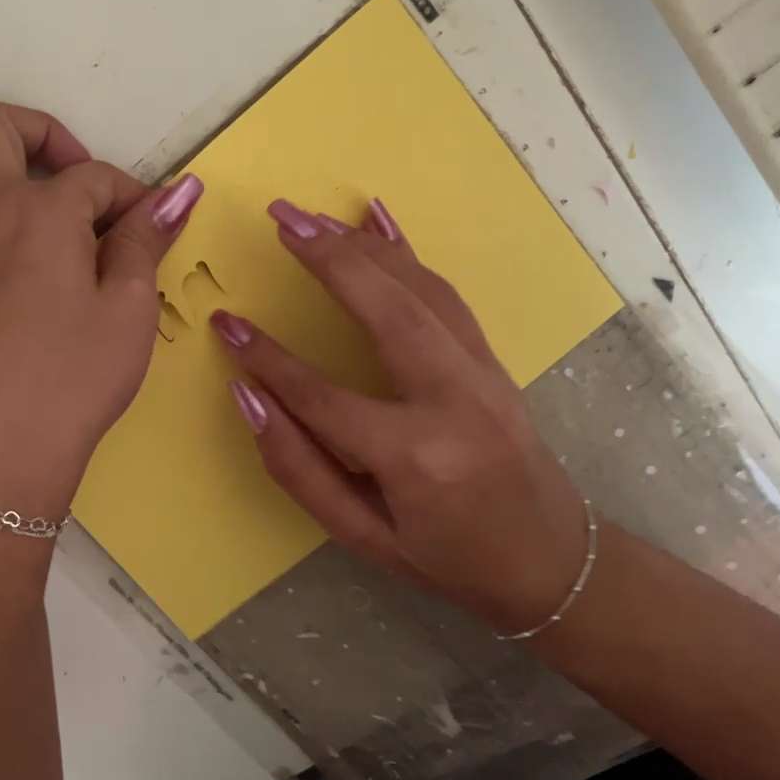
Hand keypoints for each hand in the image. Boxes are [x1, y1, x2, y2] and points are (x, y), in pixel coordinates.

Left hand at [0, 101, 204, 520]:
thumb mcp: (131, 307)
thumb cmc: (77, 376)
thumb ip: (145, 240)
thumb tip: (178, 192)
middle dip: (35, 131)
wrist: (7, 448)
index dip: (130, 196)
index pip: (93, 179)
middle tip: (70, 178)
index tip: (151, 224)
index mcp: (40, 211)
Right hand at [210, 198, 589, 634]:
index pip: (321, 394)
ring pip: (419, 289)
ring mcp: (482, 373)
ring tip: (312, 216)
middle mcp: (454, 400)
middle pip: (384, 310)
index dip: (267, 359)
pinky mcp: (491, 359)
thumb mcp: (361, 537)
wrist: (554, 563)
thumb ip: (299, 468)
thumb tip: (249, 399)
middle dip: (328, 258)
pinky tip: (379, 219)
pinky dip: (407, 251)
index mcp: (415, 456)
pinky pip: (446, 293)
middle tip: (280, 218)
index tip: (225, 322)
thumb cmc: (448, 560)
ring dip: (362, 245)